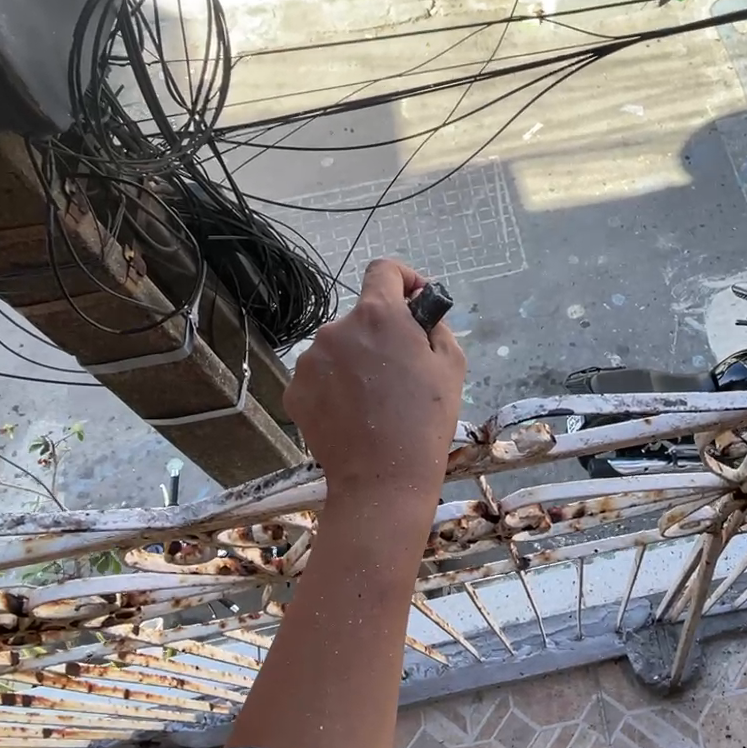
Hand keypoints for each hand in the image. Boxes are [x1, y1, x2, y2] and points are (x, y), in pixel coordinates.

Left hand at [286, 260, 465, 500]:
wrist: (383, 477)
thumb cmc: (426, 420)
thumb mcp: (452, 365)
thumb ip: (435, 326)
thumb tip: (418, 312)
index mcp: (378, 316)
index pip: (384, 270)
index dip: (403, 279)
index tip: (415, 301)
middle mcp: (336, 329)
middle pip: (362, 318)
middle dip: (382, 335)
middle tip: (402, 372)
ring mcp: (310, 361)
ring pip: (340, 349)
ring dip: (357, 362)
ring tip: (376, 401)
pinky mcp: (294, 390)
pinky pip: (320, 377)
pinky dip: (336, 388)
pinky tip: (353, 416)